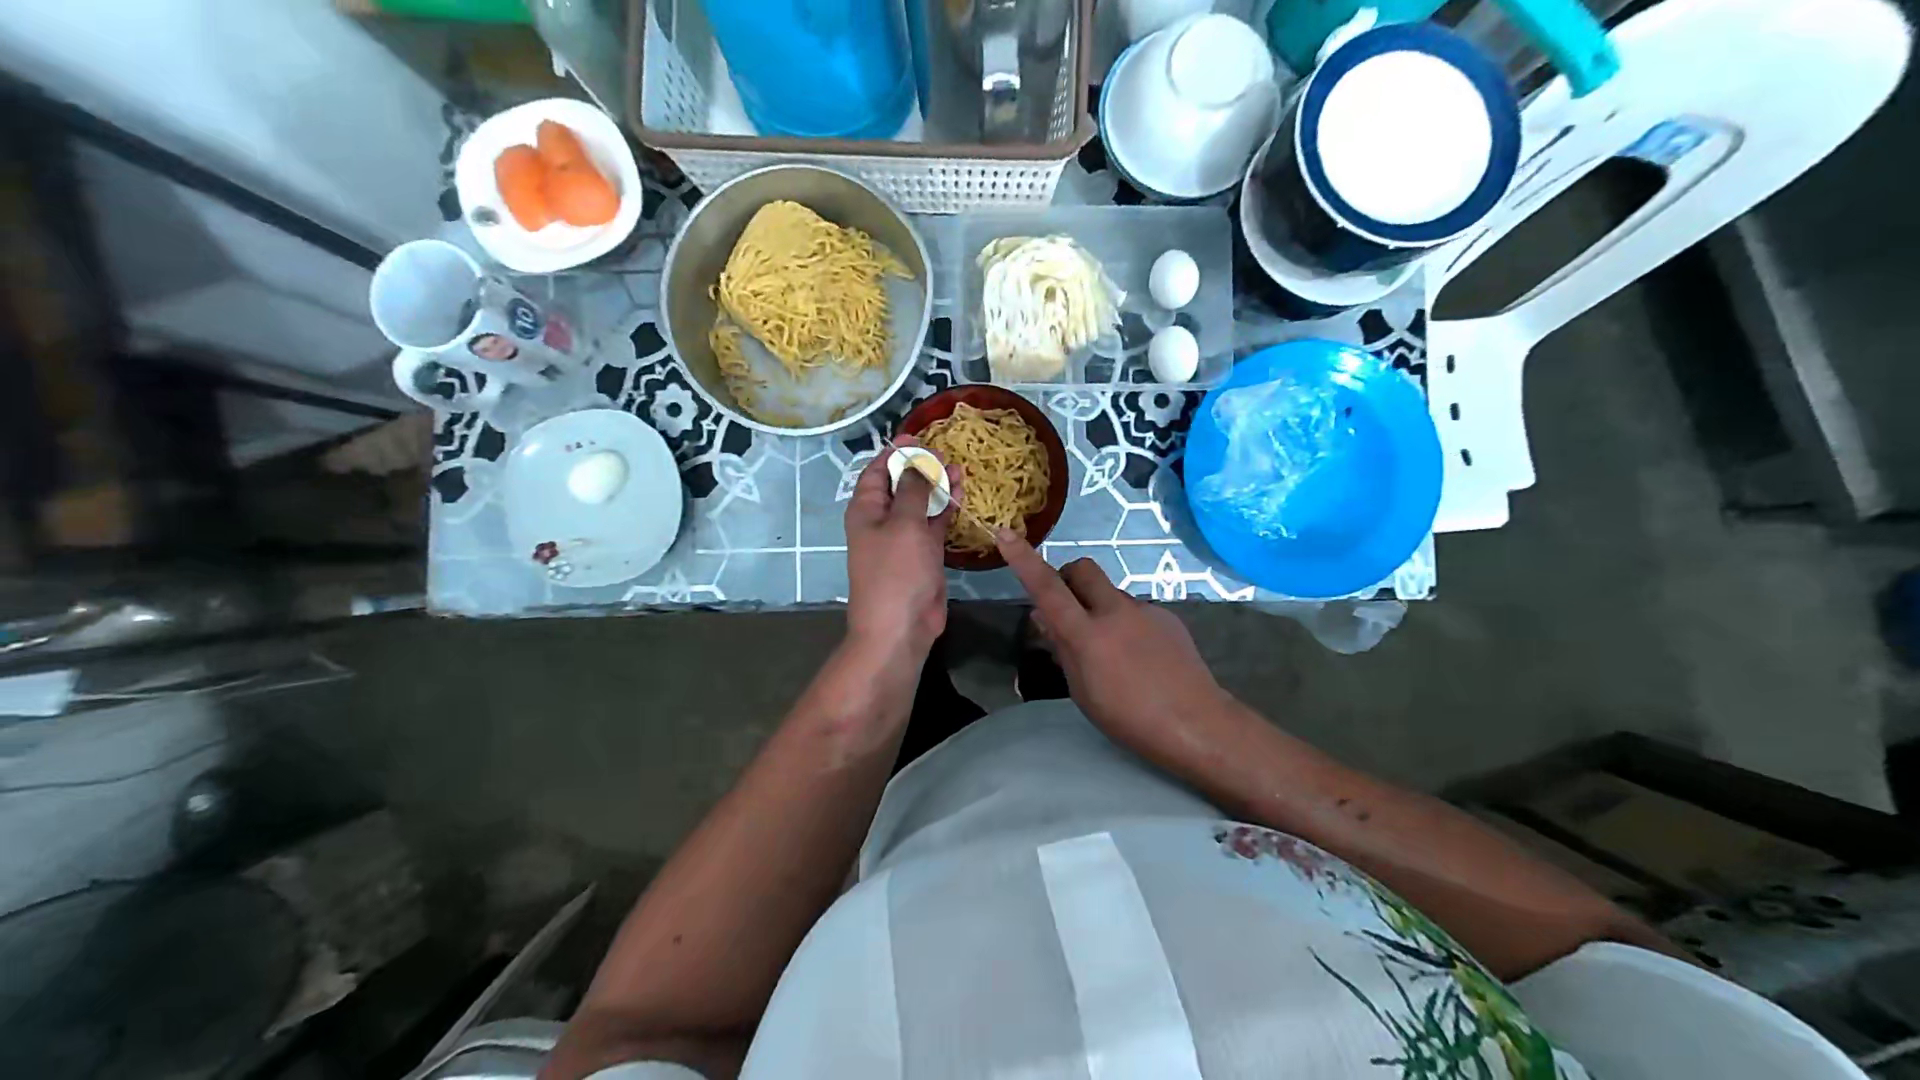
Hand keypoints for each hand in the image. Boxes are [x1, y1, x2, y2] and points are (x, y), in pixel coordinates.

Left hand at [844, 438, 957, 656]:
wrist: (900, 626)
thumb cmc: (896, 571)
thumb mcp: (904, 524)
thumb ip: (913, 490)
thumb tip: (916, 462)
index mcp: (866, 510)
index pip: (877, 471)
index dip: (896, 452)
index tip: (918, 435)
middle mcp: (882, 520)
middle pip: (900, 484)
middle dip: (921, 466)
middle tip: (945, 450)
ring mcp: (904, 538)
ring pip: (921, 503)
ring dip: (937, 486)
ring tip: (959, 466)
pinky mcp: (923, 554)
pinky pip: (934, 524)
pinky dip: (946, 509)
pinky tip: (961, 493)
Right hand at [995, 528, 1231, 761]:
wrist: (1197, 724)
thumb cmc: (1129, 719)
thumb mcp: (1082, 690)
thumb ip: (1062, 648)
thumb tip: (1044, 617)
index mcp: (1087, 635)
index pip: (1047, 589)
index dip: (1024, 560)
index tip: (1006, 534)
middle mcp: (1115, 612)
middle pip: (1084, 569)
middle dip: (1068, 577)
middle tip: (1066, 607)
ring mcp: (1145, 611)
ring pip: (1110, 593)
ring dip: (1098, 607)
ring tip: (1109, 649)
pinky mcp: (1167, 618)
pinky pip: (1135, 610)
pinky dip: (1125, 623)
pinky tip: (1138, 657)